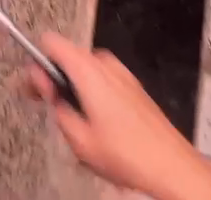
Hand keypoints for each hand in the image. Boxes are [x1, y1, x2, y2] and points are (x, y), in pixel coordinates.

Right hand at [22, 35, 210, 199]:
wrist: (173, 168)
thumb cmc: (125, 154)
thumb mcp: (78, 138)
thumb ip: (54, 104)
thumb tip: (42, 83)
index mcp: (87, 69)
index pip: (49, 42)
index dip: (37, 63)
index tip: (38, 90)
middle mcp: (104, 63)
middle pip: (67, 56)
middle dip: (55, 79)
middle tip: (53, 110)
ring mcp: (121, 73)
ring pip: (84, 70)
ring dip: (74, 88)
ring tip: (79, 125)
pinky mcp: (133, 86)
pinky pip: (102, 79)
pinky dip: (92, 93)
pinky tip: (99, 126)